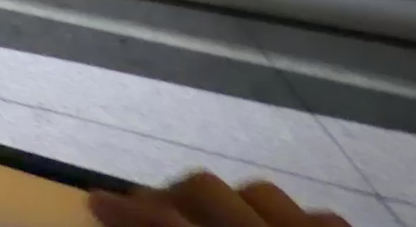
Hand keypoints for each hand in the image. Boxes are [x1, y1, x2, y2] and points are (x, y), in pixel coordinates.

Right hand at [92, 173, 350, 226]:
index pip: (169, 224)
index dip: (128, 211)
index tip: (93, 200)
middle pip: (207, 191)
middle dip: (165, 196)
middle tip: (142, 212)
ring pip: (260, 195)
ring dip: (226, 205)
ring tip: (208, 225)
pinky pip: (322, 219)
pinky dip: (289, 223)